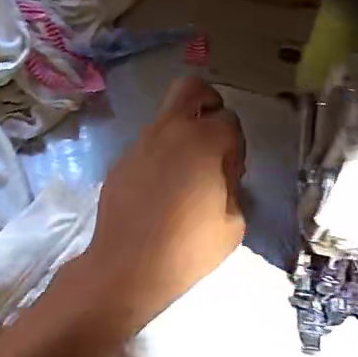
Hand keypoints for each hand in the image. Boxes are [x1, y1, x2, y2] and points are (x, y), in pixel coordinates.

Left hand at [72, 75, 245, 336]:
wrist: (127, 268)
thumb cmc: (188, 249)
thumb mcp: (233, 224)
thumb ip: (233, 188)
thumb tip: (221, 176)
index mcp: (202, 141)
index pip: (230, 120)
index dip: (237, 146)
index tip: (232, 174)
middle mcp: (169, 132)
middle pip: (191, 88)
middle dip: (208, 103)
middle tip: (213, 138)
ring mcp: (139, 145)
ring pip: (165, 119)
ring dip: (182, 134)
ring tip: (186, 175)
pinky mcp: (120, 162)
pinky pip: (147, 146)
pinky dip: (160, 157)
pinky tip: (161, 192)